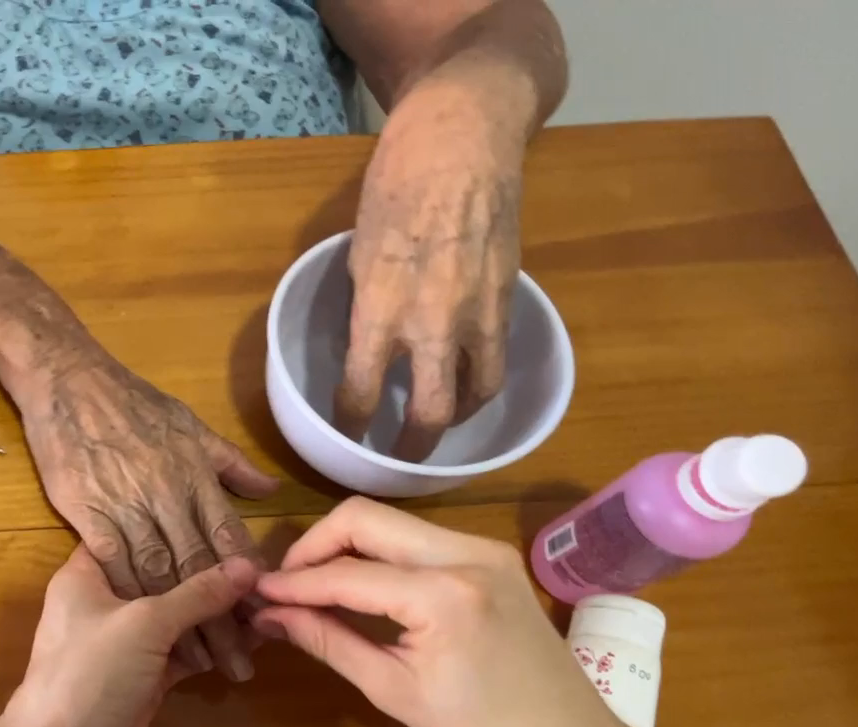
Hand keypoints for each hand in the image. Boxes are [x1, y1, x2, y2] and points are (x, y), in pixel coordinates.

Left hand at [0, 546, 258, 726]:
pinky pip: (182, 651)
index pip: (133, 535)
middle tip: (261, 574)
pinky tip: (249, 642)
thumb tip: (250, 565)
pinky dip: (211, 648)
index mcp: (86, 575)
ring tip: (265, 608)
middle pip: (162, 578)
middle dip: (209, 580)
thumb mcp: (144, 624)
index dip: (176, 529)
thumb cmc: (89, 675)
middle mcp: (103, 601)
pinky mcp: (142, 675)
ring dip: (216, 617)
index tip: (226, 526)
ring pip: (177, 617)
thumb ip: (198, 593)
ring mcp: (123, 641)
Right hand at [19, 349, 278, 681]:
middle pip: (200, 570)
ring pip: (161, 577)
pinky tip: (142, 634)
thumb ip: (230, 464)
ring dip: (180, 625)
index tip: (265, 620)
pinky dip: (131, 602)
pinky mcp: (88, 518)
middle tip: (241, 665)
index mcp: (195, 477)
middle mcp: (168, 498)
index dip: (247, 583)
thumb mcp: (189, 425)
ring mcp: (127, 509)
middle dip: (222, 622)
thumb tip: (271, 491)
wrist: (68, 382)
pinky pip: (115, 567)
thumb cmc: (130, 402)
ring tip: (200, 665)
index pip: (229, 539)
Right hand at [252, 497, 628, 726]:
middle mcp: (466, 553)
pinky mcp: (489, 555)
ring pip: (388, 522)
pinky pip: (414, 538)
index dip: (293, 582)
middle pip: (364, 518)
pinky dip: (375, 554)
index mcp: (444, 595)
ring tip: (314, 587)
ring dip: (343, 547)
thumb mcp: (393, 691)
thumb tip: (269, 615)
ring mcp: (483, 548)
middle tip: (285, 584)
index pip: (346, 574)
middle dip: (313, 546)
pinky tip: (359, 587)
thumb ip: (327, 641)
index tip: (255, 593)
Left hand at [338, 71, 530, 461]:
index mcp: (380, 308)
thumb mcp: (357, 252)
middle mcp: (433, 320)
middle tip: (400, 458)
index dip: (351, 424)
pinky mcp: (510, 296)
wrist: (464, 137)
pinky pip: (499, 355)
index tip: (346, 435)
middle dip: (412, 446)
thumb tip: (364, 346)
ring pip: (478, 391)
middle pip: (431, 412)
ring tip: (440, 423)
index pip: (361, 391)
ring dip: (457, 417)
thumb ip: (364, 307)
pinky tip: (468, 379)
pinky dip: (483, 378)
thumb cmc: (394, 186)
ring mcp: (479, 310)